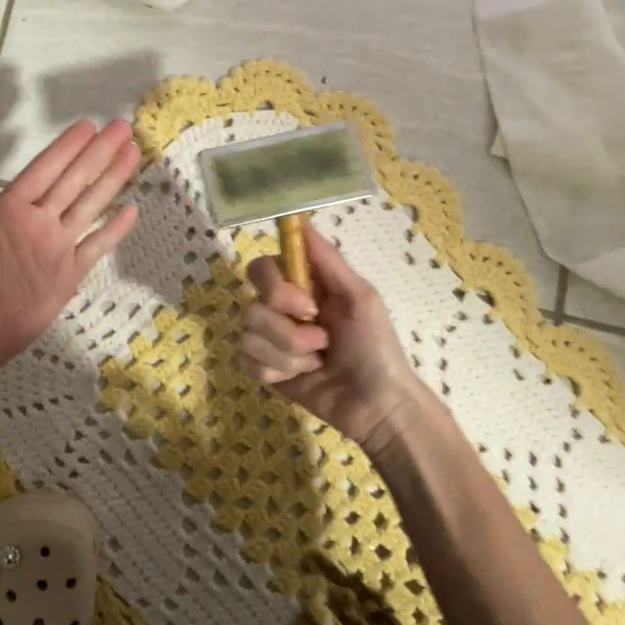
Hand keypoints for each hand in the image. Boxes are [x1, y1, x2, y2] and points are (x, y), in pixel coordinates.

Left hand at [0, 119, 141, 385]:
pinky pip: (95, 247)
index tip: (88, 125)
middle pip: (74, 180)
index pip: (44, 169)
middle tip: (122, 126)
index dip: (66, 147)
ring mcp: (55, 248)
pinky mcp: (67, 276)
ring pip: (89, 206)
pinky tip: (131, 210)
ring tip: (133, 153)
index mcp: (9, 209)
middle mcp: (37, 222)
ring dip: (111, 180)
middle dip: (97, 154)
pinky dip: (113, 230)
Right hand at [239, 229, 428, 451]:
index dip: (276, 288)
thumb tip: (299, 218)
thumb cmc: (377, 348)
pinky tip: (301, 377)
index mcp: (302, 287)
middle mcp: (280, 309)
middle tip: (320, 340)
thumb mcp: (361, 297)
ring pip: (249, 336)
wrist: (379, 406)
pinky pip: (246, 360)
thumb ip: (328, 258)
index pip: (260, 268)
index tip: (308, 306)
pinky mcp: (263, 369)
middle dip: (285, 330)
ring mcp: (269, 340)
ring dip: (288, 354)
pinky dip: (276, 371)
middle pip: (251, 305)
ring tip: (317, 362)